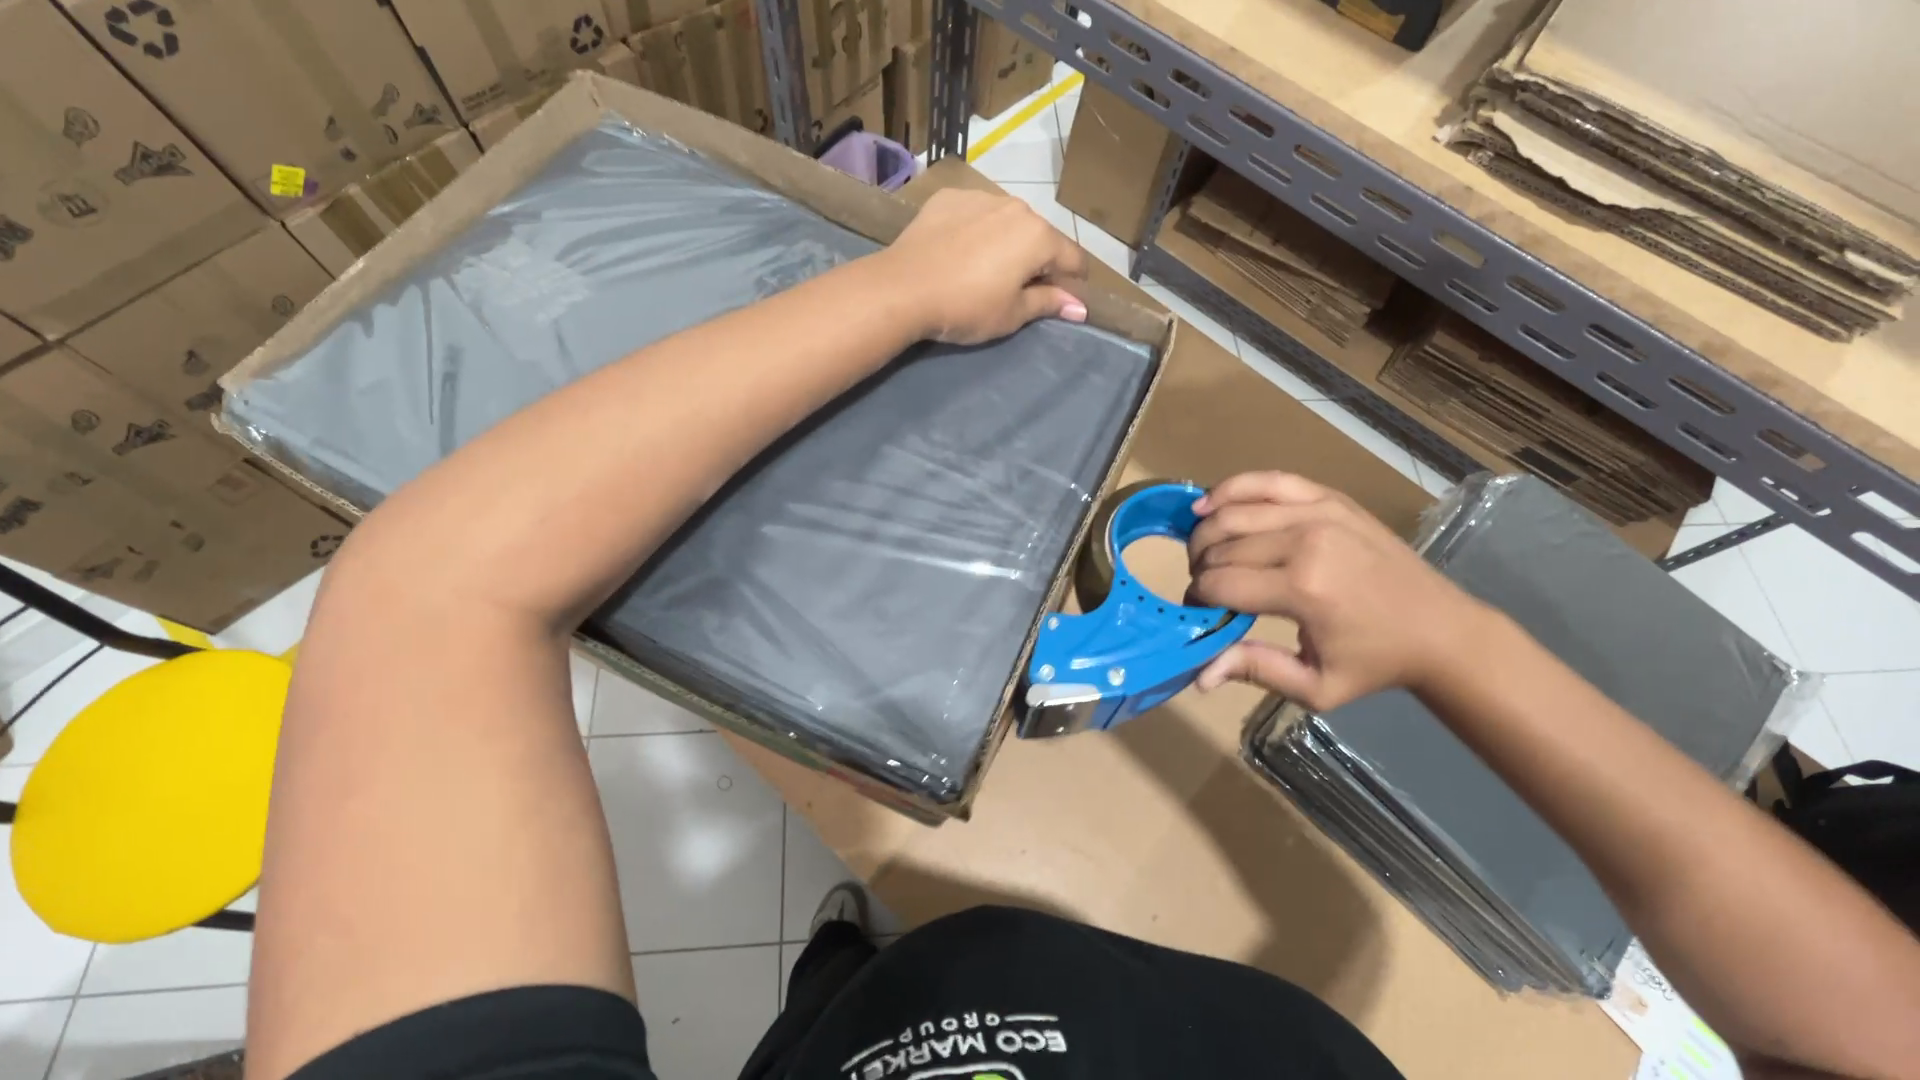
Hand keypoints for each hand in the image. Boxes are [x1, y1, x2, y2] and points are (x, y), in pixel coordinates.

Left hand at [882, 189, 1088, 344]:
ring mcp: (980, 197)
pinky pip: (975, 214)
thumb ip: (1049, 303)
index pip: (1073, 258)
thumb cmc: (966, 307)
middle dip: (1038, 261)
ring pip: (1007, 221)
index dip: (1072, 283)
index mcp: (1039, 236)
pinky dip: (975, 230)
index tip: (1061, 301)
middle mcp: (1016, 207)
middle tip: (1018, 290)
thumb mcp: (1012, 314)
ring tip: (984, 270)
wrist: (902, 288)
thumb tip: (1080, 307)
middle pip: (1040, 237)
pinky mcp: (949, 197)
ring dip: (1007, 242)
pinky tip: (958, 252)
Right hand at [1185, 472, 1493, 711]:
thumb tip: (1200, 677)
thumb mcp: (1316, 686)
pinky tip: (1209, 506)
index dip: (1197, 599)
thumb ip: (1255, 671)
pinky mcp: (1330, 498)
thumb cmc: (1374, 663)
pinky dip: (1232, 488)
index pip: (1219, 584)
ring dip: (1205, 533)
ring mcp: (1319, 512)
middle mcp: (1306, 541)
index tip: (1199, 615)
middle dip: (1199, 569)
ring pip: (1234, 511)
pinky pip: (1269, 482)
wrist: (1440, 630)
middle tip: (1204, 589)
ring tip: (1203, 556)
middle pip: (1221, 547)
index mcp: (1303, 588)